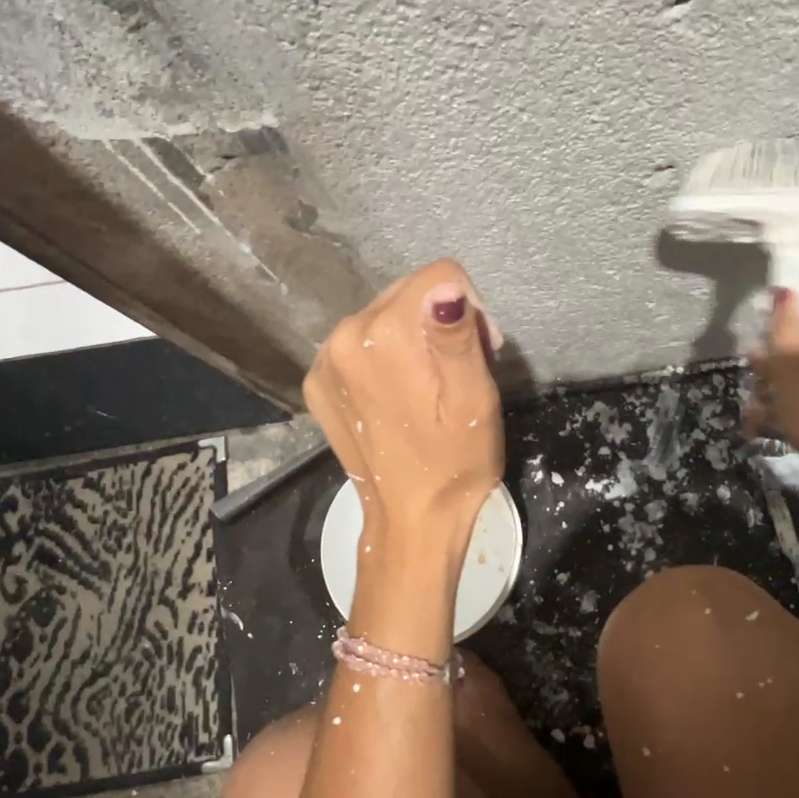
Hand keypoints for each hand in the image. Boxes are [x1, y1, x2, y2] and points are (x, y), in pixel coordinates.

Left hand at [303, 259, 503, 608]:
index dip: (472, 309)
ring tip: (432, 388)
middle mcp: (343, 336)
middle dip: (441, 321)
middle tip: (459, 374)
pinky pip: (361, 344)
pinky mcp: (317, 382)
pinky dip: (385, 358)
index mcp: (385, 335)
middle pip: (409, 292)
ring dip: (415, 339)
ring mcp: (324, 361)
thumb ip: (455, 335)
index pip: (440, 276)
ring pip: (385, 316)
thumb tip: (446, 285)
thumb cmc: (454, 462)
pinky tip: (401, 397)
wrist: (412, 521)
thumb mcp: (473, 398)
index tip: (481, 353)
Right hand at [750, 289, 798, 534]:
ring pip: (790, 366)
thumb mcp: (793, 366)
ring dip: (767, 383)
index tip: (759, 320)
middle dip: (768, 352)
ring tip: (756, 407)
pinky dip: (777, 404)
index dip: (785, 303)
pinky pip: (795, 392)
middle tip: (757, 371)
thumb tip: (786, 285)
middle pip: (794, 334)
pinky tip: (763, 423)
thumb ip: (786, 325)